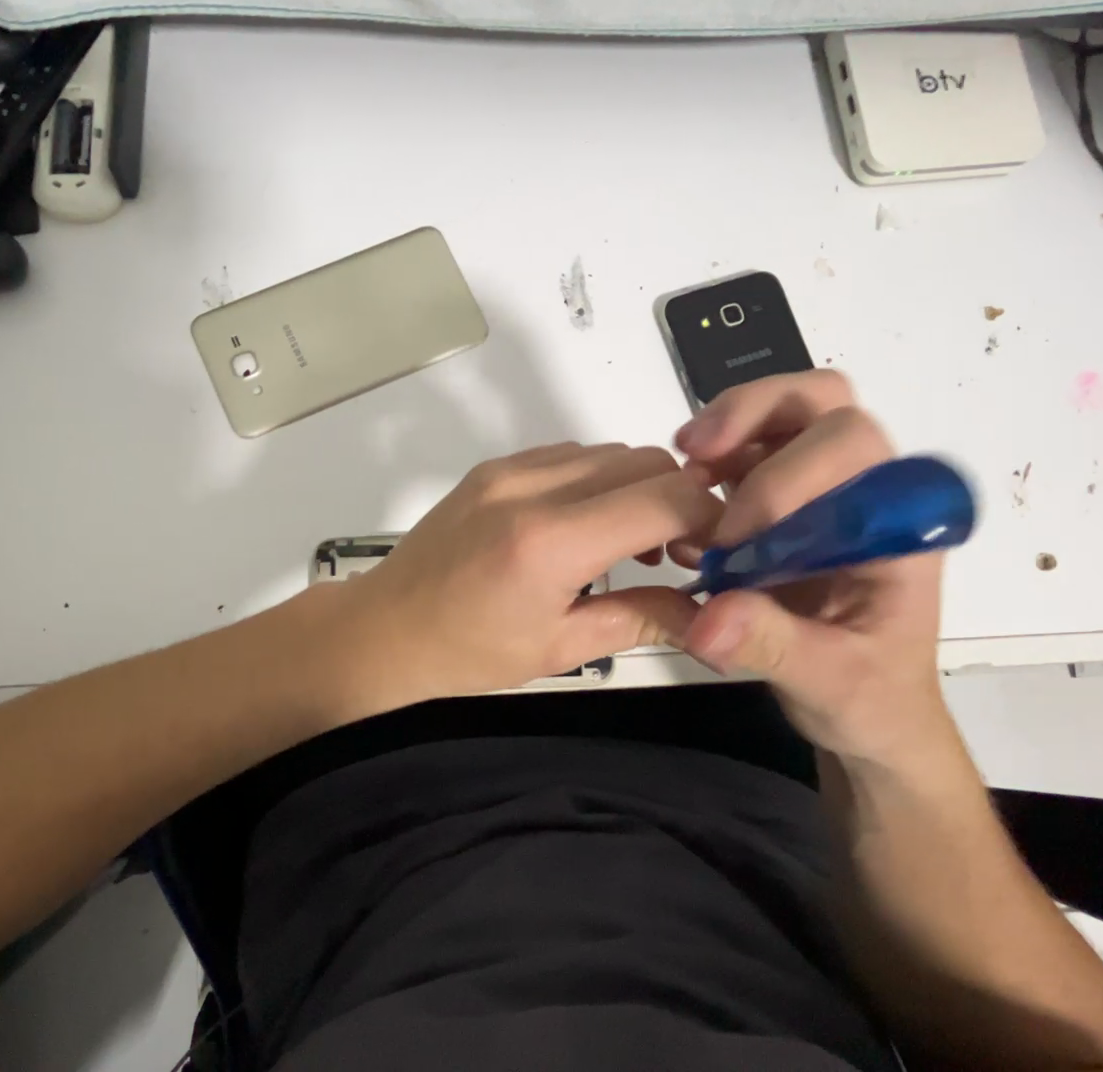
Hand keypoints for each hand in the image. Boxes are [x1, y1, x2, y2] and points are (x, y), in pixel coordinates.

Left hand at [343, 443, 721, 709]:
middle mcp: (530, 488)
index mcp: (550, 542)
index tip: (716, 552)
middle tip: (678, 553)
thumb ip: (640, 618)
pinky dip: (596, 479)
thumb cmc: (469, 651)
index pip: (665, 497)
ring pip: (608, 452)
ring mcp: (507, 470)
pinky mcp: (492, 467)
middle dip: (679, 500)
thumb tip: (708, 610)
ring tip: (631, 543)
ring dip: (638, 486)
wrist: (386, 628)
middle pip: (645, 461)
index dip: (709, 518)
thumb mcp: (560, 647)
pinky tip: (586, 524)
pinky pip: (568, 454)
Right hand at [671, 371, 948, 760]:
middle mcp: (860, 492)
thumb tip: (708, 620)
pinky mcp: (780, 507)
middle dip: (752, 415)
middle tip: (694, 454)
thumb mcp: (829, 683)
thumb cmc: (870, 698)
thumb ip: (774, 647)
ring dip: (725, 431)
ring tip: (680, 478)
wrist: (867, 713)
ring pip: (780, 415)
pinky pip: (744, 456)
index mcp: (894, 525)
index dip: (787, 475)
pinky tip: (681, 506)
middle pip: (819, 404)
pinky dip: (707, 465)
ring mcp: (818, 494)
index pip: (854, 448)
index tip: (734, 542)